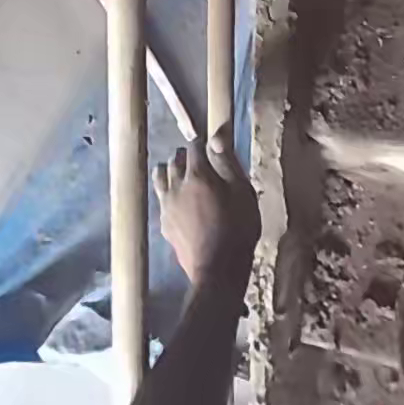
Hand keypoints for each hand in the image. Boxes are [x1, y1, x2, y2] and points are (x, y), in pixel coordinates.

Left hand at [153, 125, 259, 287]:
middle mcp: (176, 186)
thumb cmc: (237, 228)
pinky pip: (162, 199)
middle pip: (174, 160)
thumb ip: (227, 162)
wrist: (217, 269)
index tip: (212, 148)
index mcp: (197, 174)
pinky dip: (169, 194)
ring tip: (184, 179)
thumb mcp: (242, 192)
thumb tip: (215, 135)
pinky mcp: (164, 224)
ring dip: (171, 172)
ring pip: (160, 177)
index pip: (194, 147)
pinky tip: (180, 203)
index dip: (203, 144)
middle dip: (186, 157)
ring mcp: (166, 206)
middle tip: (201, 164)